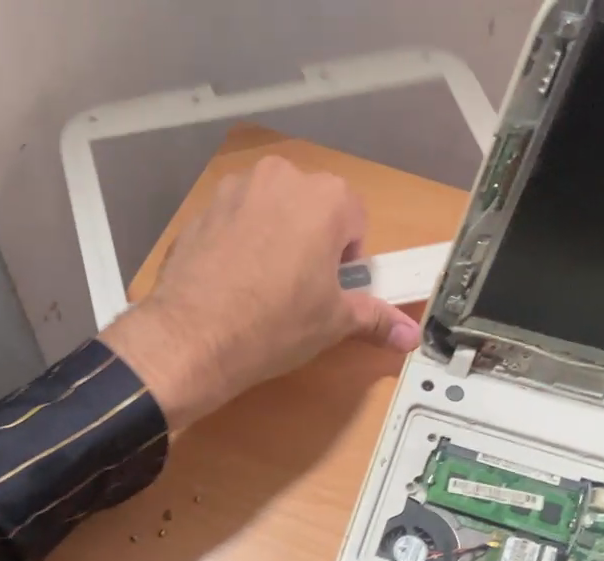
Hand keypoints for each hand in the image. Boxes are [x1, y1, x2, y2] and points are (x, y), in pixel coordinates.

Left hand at [100, 155, 420, 431]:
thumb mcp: (332, 323)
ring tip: (258, 290)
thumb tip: (411, 337)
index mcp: (326, 197)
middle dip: (308, 243)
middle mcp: (280, 178)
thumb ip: (375, 319)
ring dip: (271, 240)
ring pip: (267, 212)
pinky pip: (230, 226)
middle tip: (295, 292)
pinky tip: (227, 286)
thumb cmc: (275, 326)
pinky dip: (234, 247)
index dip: (345, 260)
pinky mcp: (198, 213)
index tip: (329, 291)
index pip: (354, 221)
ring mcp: (233, 191)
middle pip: (309, 209)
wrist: (192, 338)